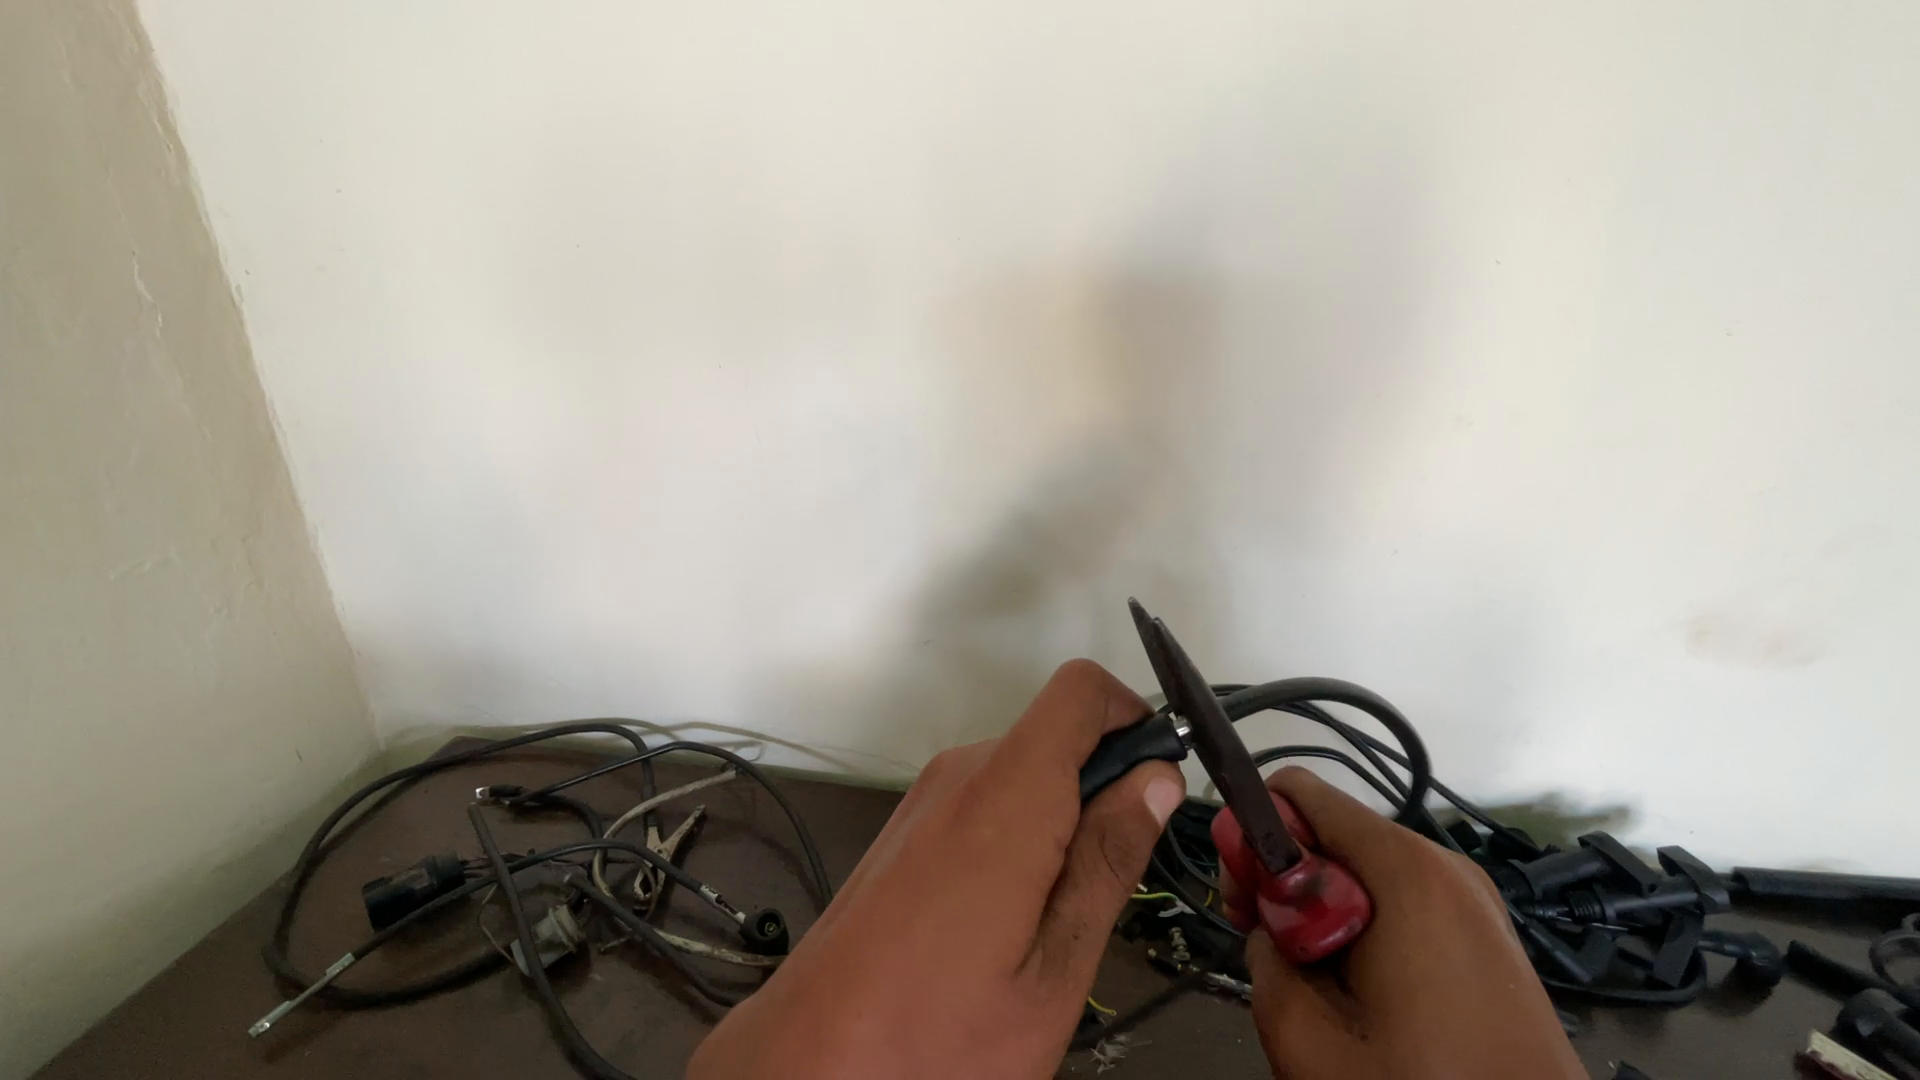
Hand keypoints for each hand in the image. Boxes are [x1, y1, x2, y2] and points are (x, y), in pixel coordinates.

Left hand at [687, 660, 1186, 1078]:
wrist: (806, 1065)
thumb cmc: (936, 1037)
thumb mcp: (1053, 968)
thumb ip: (1108, 859)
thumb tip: (1155, 779)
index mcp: (1005, 792)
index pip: (1081, 690)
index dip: (1132, 720)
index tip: (1156, 788)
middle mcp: (960, 773)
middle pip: (1057, 733)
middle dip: (1103, 787)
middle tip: (1109, 884)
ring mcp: (927, 796)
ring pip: (1025, 769)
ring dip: (1062, 818)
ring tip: (1053, 919)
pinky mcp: (908, 824)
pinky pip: (988, 797)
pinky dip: (1021, 832)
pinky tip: (1008, 915)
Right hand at [1221, 767, 1584, 1079]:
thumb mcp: (1305, 1037)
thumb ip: (1262, 954)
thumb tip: (1268, 923)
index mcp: (1405, 870)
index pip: (1297, 792)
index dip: (1253, 835)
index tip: (1244, 902)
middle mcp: (1443, 864)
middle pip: (1328, 829)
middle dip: (1285, 879)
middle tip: (1272, 947)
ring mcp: (1472, 898)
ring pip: (1358, 868)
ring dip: (1320, 910)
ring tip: (1322, 985)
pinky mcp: (1484, 931)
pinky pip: (1397, 898)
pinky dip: (1361, 926)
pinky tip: (1364, 992)